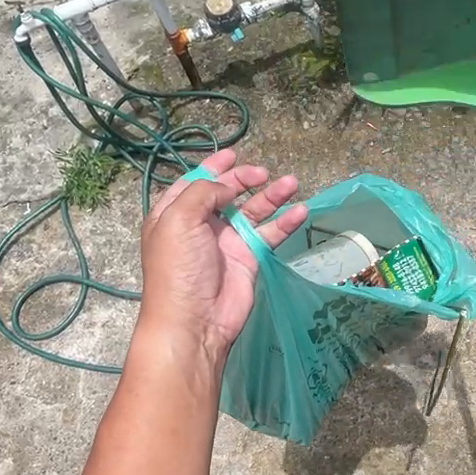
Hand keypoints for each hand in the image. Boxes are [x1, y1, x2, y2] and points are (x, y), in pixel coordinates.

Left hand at [136, 149, 307, 359]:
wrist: (195, 319)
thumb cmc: (179, 268)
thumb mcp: (179, 220)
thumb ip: (203, 193)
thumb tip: (227, 186)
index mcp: (174, 214)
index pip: (194, 183)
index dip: (212, 167)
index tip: (233, 154)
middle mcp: (200, 225)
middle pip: (227, 193)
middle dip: (244, 178)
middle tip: (262, 172)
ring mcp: (227, 241)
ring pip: (253, 210)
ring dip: (272, 196)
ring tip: (292, 183)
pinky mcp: (249, 257)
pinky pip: (270, 233)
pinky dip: (286, 222)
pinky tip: (301, 211)